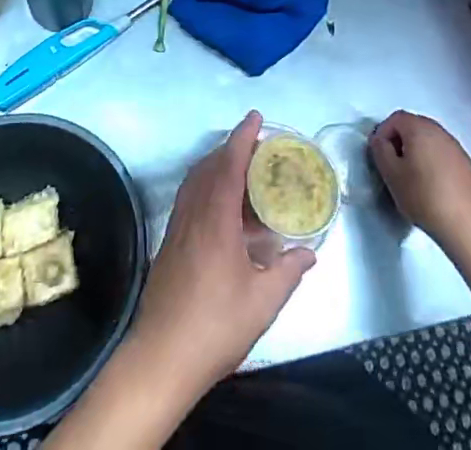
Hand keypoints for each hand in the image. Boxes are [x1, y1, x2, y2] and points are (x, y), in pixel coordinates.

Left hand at [127, 110, 316, 395]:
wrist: (162, 353)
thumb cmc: (216, 325)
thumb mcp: (263, 302)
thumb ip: (288, 272)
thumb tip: (308, 252)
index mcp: (215, 220)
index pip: (228, 166)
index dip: (242, 138)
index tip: (255, 117)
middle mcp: (192, 214)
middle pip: (208, 168)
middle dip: (230, 148)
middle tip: (257, 143)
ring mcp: (177, 228)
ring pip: (195, 182)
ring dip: (217, 166)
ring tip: (244, 169)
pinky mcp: (170, 242)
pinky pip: (190, 199)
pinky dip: (207, 187)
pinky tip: (224, 207)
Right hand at [371, 111, 470, 252]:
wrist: (467, 226)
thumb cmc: (423, 196)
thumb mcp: (391, 174)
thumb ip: (380, 150)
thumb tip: (380, 140)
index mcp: (421, 130)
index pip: (396, 117)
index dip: (383, 132)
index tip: (380, 154)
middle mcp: (442, 133)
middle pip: (414, 126)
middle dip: (400, 140)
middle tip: (393, 164)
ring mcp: (459, 149)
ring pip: (430, 141)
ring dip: (417, 152)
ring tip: (412, 177)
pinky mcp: (469, 167)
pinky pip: (444, 155)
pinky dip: (433, 162)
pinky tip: (433, 186)